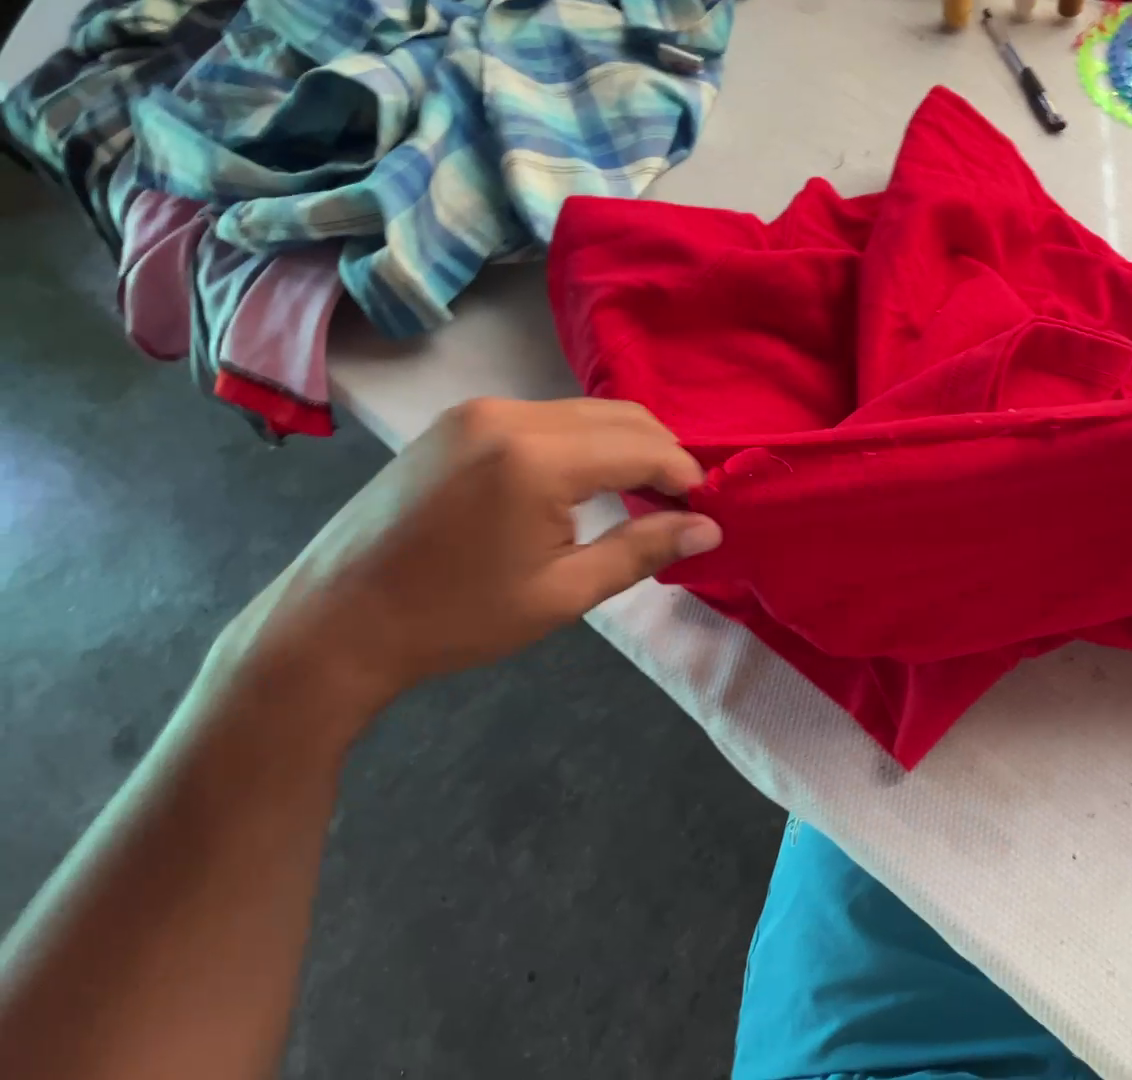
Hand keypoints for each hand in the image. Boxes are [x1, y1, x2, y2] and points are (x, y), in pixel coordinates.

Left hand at [211, 397, 719, 730]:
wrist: (337, 620)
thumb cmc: (457, 617)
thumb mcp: (564, 593)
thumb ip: (643, 550)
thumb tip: (709, 528)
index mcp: (537, 458)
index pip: (644, 448)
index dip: (685, 476)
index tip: (705, 510)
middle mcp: (509, 415)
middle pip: (621, 416)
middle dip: (663, 455)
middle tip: (679, 504)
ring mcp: (477, 412)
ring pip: (586, 411)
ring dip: (626, 445)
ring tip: (639, 495)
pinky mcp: (457, 421)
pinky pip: (547, 416)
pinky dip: (585, 441)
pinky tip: (586, 482)